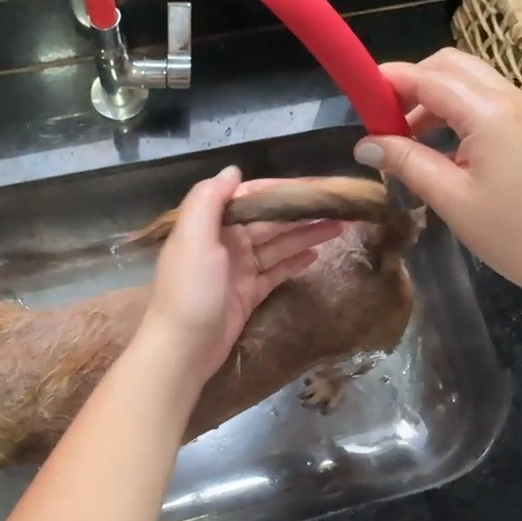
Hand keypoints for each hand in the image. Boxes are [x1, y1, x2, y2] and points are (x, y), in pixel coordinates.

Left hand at [136, 167, 343, 391]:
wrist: (181, 349)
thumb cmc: (189, 290)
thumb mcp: (193, 238)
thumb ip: (209, 200)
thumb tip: (234, 170)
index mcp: (211, 224)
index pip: (251, 197)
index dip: (281, 190)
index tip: (313, 184)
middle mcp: (226, 242)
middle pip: (269, 221)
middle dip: (300, 211)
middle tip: (338, 204)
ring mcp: (239, 269)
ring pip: (278, 244)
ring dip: (306, 233)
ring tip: (339, 225)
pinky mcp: (249, 293)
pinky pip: (277, 271)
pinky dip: (296, 261)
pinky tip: (317, 253)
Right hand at [354, 48, 521, 317]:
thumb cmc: (514, 234)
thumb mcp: (451, 199)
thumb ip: (406, 163)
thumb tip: (364, 144)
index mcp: (490, 112)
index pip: (429, 77)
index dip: (390, 80)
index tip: (359, 96)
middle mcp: (511, 98)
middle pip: (452, 66)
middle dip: (413, 83)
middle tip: (385, 119)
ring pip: (472, 82)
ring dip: (436, 98)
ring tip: (409, 139)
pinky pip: (489, 101)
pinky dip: (459, 111)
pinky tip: (444, 148)